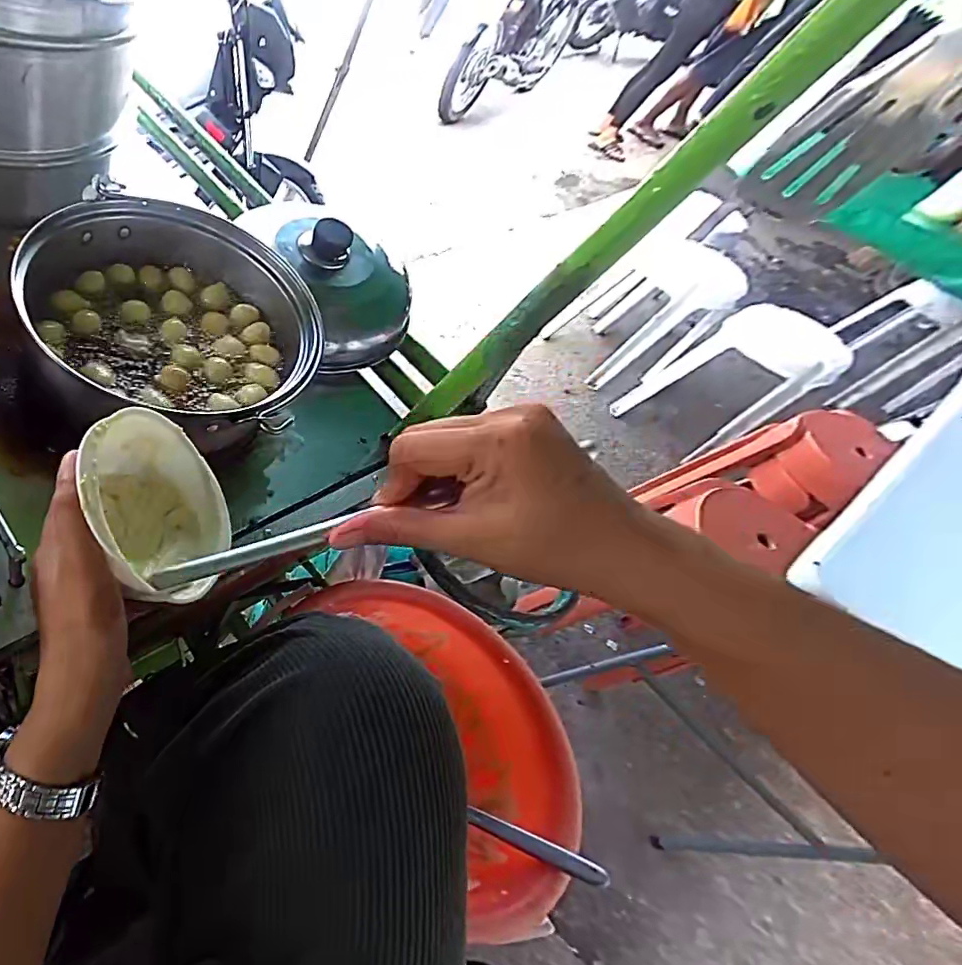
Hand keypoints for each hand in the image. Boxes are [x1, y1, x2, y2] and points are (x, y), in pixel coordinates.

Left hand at [15, 451, 128, 781]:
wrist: (89, 679)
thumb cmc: (84, 617)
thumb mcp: (76, 556)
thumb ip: (70, 511)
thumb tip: (69, 460)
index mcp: (52, 545)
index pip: (65, 496)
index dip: (86, 474)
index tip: (118, 456)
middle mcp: (60, 562)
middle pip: (82, 518)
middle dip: (106, 497)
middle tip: (142, 481)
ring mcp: (78, 586)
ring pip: (98, 544)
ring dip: (118, 526)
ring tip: (150, 510)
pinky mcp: (98, 605)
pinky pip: (112, 569)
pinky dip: (127, 557)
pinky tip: (149, 557)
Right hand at [329, 405, 667, 598]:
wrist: (626, 552)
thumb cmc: (554, 548)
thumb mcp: (465, 538)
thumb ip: (396, 528)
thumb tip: (337, 533)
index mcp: (498, 435)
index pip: (409, 447)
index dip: (394, 486)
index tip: (401, 518)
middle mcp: (508, 413)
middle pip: (421, 438)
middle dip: (412, 480)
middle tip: (426, 516)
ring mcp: (520, 416)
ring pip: (440, 439)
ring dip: (432, 476)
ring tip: (453, 510)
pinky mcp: (526, 425)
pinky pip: (465, 440)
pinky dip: (454, 469)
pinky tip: (469, 496)